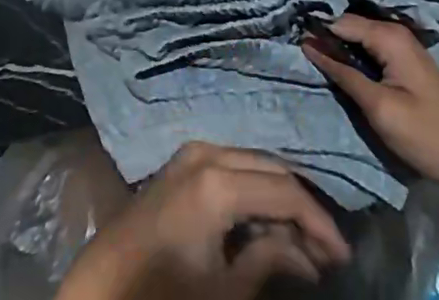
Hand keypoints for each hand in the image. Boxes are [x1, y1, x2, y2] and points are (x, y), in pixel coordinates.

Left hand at [58, 142, 350, 299]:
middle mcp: (207, 153)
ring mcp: (189, 155)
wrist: (95, 295)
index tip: (342, 256)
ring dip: (277, 201)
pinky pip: (229, 170)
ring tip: (300, 243)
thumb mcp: (224, 289)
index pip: (286, 192)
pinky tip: (264, 225)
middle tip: (326, 250)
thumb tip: (308, 256)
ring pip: (252, 167)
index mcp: (218, 180)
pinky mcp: (178, 166)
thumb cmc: (162, 295)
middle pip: (271, 171)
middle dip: (301, 210)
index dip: (319, 224)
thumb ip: (270, 261)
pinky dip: (251, 195)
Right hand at [302, 15, 438, 198]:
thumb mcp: (379, 107)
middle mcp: (397, 33)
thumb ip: (343, 73)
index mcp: (390, 37)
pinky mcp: (404, 63)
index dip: (315, 27)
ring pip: (359, 37)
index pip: (340, 21)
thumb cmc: (425, 134)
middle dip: (324, 34)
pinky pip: (370, 49)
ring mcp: (403, 48)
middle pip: (350, 26)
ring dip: (337, 45)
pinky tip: (336, 65)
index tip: (286, 34)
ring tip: (307, 54)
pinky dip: (352, 54)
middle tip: (292, 44)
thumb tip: (309, 45)